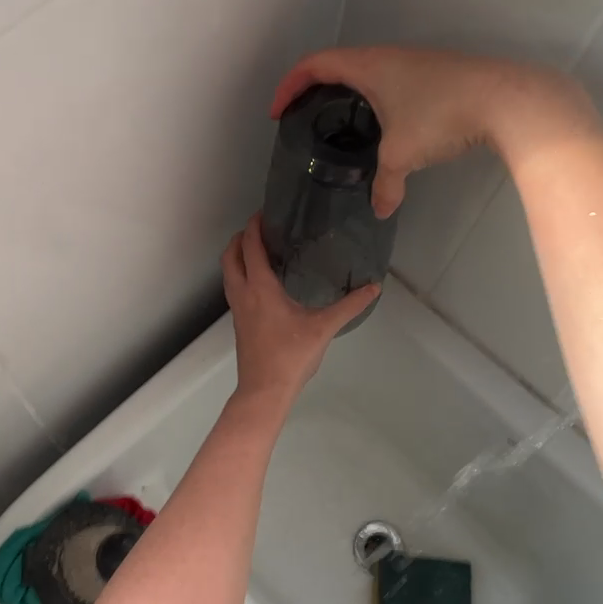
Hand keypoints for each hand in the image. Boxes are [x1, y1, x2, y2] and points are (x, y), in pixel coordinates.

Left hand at [222, 215, 377, 406]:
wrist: (264, 391)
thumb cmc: (291, 356)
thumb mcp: (324, 328)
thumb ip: (349, 306)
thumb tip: (373, 288)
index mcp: (260, 288)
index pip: (251, 247)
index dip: (255, 226)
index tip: (265, 212)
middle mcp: (243, 294)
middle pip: (230, 255)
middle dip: (241, 238)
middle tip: (260, 229)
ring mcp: (238, 310)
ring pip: (228, 273)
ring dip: (238, 256)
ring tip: (259, 251)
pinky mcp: (239, 323)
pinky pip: (234, 289)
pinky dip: (241, 275)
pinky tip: (262, 283)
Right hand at [271, 46, 601, 215]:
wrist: (504, 100)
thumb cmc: (442, 115)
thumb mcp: (402, 155)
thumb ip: (385, 184)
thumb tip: (381, 209)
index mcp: (369, 66)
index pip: (314, 65)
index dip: (289, 86)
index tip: (277, 112)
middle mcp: (388, 58)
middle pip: (339, 66)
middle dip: (316, 91)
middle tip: (304, 119)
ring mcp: (414, 65)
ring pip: (369, 75)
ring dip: (349, 96)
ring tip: (342, 128)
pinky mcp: (436, 77)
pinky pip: (392, 85)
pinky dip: (377, 103)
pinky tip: (386, 130)